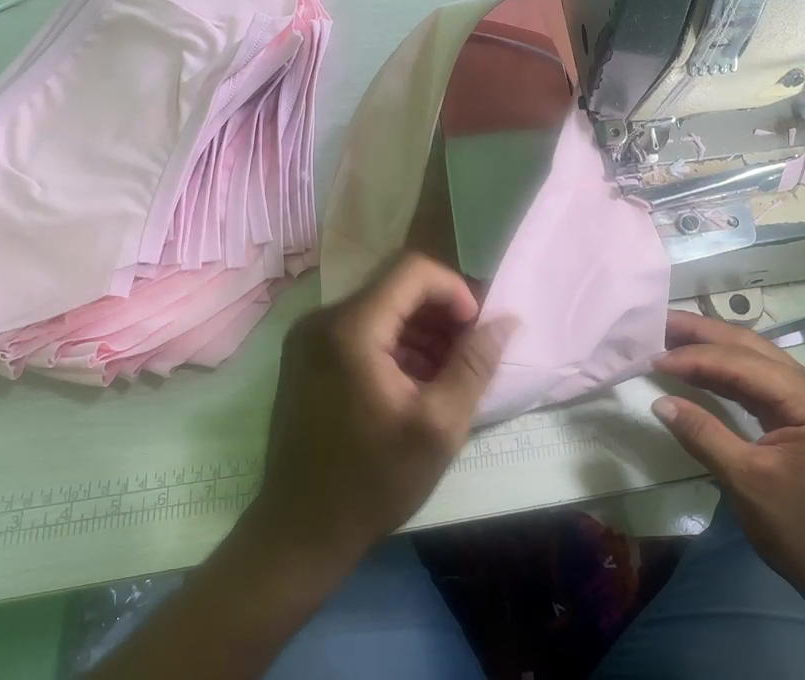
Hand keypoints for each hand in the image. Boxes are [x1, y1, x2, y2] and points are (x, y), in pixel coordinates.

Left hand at [251, 253, 513, 563]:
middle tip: (467, 355)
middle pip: (395, 288)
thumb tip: (505, 320)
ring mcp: (308, 341)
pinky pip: (360, 332)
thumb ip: (474, 364)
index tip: (476, 330)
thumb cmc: (373, 481)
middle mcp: (321, 321)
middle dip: (440, 314)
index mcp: (350, 329)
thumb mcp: (439, 425)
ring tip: (446, 376)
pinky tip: (415, 386)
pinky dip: (394, 346)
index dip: (455, 290)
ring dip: (420, 331)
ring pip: (380, 309)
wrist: (299, 533)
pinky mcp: (305, 360)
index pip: (413, 271)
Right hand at [651, 311, 804, 594]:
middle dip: (704, 335)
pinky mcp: (797, 415)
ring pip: (753, 361)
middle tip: (660, 322)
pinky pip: (756, 383)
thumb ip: (704, 434)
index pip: (745, 364)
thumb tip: (660, 402)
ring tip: (670, 336)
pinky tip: (696, 369)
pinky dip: (723, 374)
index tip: (654, 356)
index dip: (697, 357)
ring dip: (712, 350)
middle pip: (752, 349)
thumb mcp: (745, 481)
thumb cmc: (798, 528)